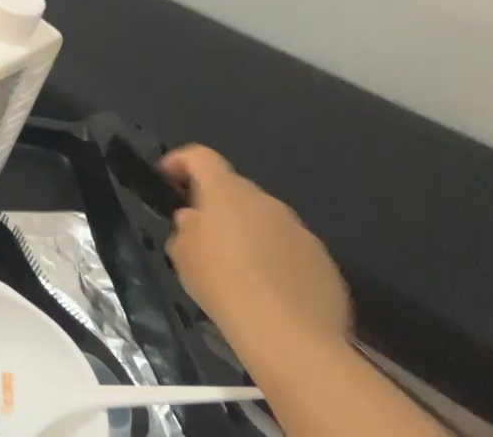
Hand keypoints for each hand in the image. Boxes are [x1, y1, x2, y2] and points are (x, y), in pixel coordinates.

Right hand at [161, 145, 350, 350]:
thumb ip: (187, 227)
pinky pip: (290, 249)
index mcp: (227, 193)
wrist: (289, 335)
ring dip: (248, 232)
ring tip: (237, 267)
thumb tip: (197, 220)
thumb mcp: (182, 253)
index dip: (181, 161)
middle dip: (217, 204)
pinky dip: (275, 258)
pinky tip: (268, 289)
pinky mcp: (324, 262)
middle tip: (201, 233)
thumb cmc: (222, 283)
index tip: (167, 178)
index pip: (201, 157)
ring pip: (266, 220)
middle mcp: (267, 203)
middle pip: (236, 190)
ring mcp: (301, 232)